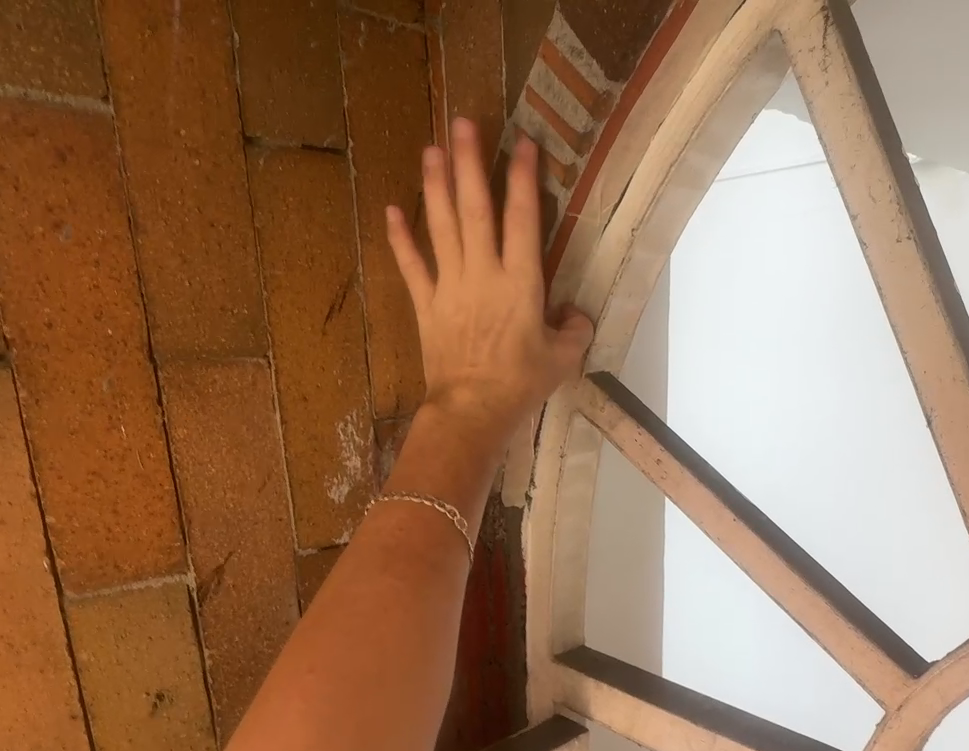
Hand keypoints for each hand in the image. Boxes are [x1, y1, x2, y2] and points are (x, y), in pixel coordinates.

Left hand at [386, 117, 594, 444]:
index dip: (523, 177)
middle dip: (470, 163)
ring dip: (437, 186)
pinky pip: (412, 266)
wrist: (472, 409)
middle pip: (475, 208)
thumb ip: (575, 329)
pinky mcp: (426, 306)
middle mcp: (483, 272)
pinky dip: (401, 239)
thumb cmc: (520, 384)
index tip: (522, 143)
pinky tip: (393, 211)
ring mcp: (450, 286)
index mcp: (521, 281)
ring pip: (442, 226)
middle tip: (463, 123)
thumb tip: (576, 314)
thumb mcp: (563, 359)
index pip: (523, 218)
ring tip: (432, 149)